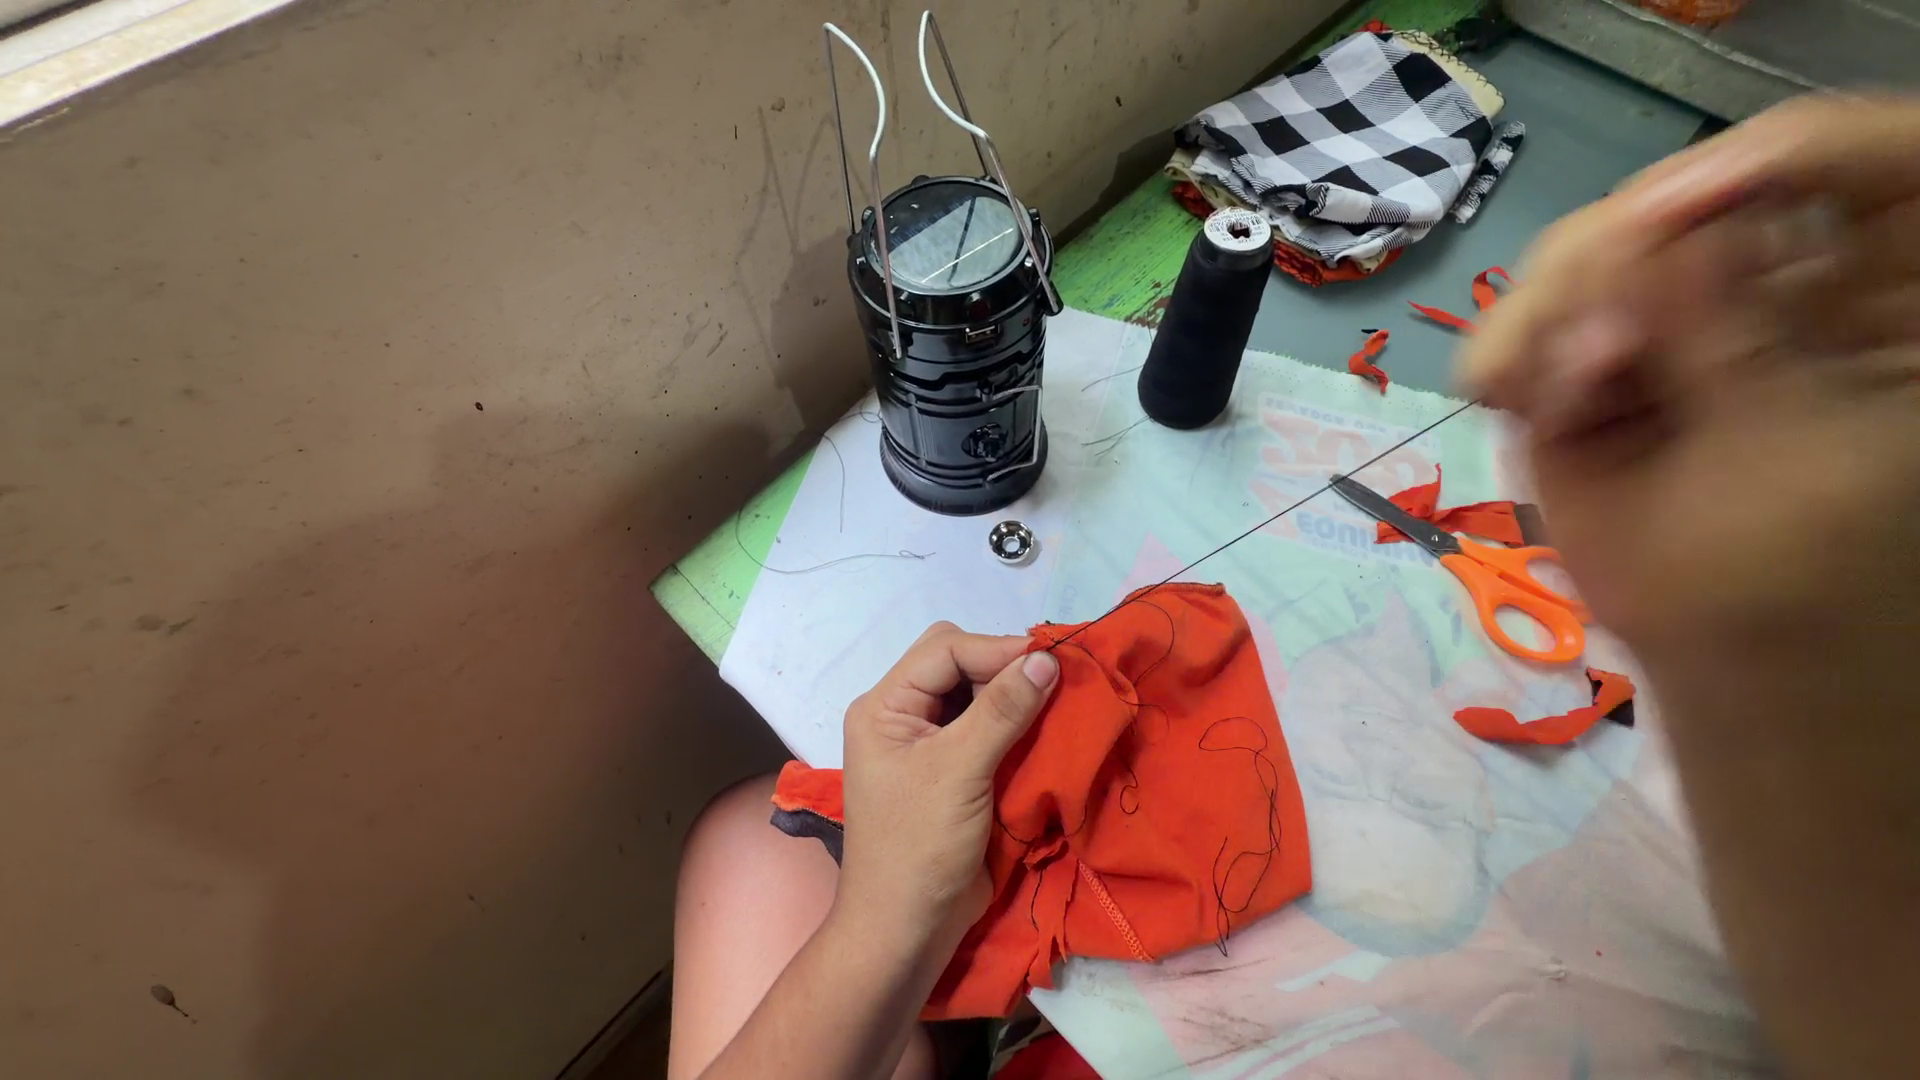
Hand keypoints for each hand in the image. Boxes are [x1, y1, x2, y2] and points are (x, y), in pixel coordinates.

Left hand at [833, 623, 1059, 962]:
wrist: (908, 930)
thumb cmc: (920, 846)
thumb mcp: (959, 771)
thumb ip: (1002, 711)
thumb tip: (1046, 658)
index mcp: (885, 706)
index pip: (944, 650)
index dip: (995, 650)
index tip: (1049, 663)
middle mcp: (903, 714)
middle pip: (957, 662)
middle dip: (1003, 667)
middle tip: (1050, 682)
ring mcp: (928, 741)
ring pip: (975, 691)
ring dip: (1013, 694)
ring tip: (1054, 699)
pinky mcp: (954, 767)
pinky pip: (987, 725)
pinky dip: (1015, 723)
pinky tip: (1043, 728)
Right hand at [1462, 96, 1919, 657]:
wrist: (1709, 642)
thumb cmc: (1796, 564)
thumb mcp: (1790, 445)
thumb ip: (1730, 335)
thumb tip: (1648, 227)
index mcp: (1875, 287)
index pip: (1851, 164)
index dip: (1768, 161)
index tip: (1670, 210)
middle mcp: (1760, 283)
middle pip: (1669, 203)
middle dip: (1603, 269)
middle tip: (1591, 351)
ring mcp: (1650, 327)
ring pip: (1571, 259)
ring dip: (1535, 321)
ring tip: (1539, 396)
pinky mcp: (1568, 369)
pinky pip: (1512, 328)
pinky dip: (1495, 357)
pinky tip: (1505, 397)